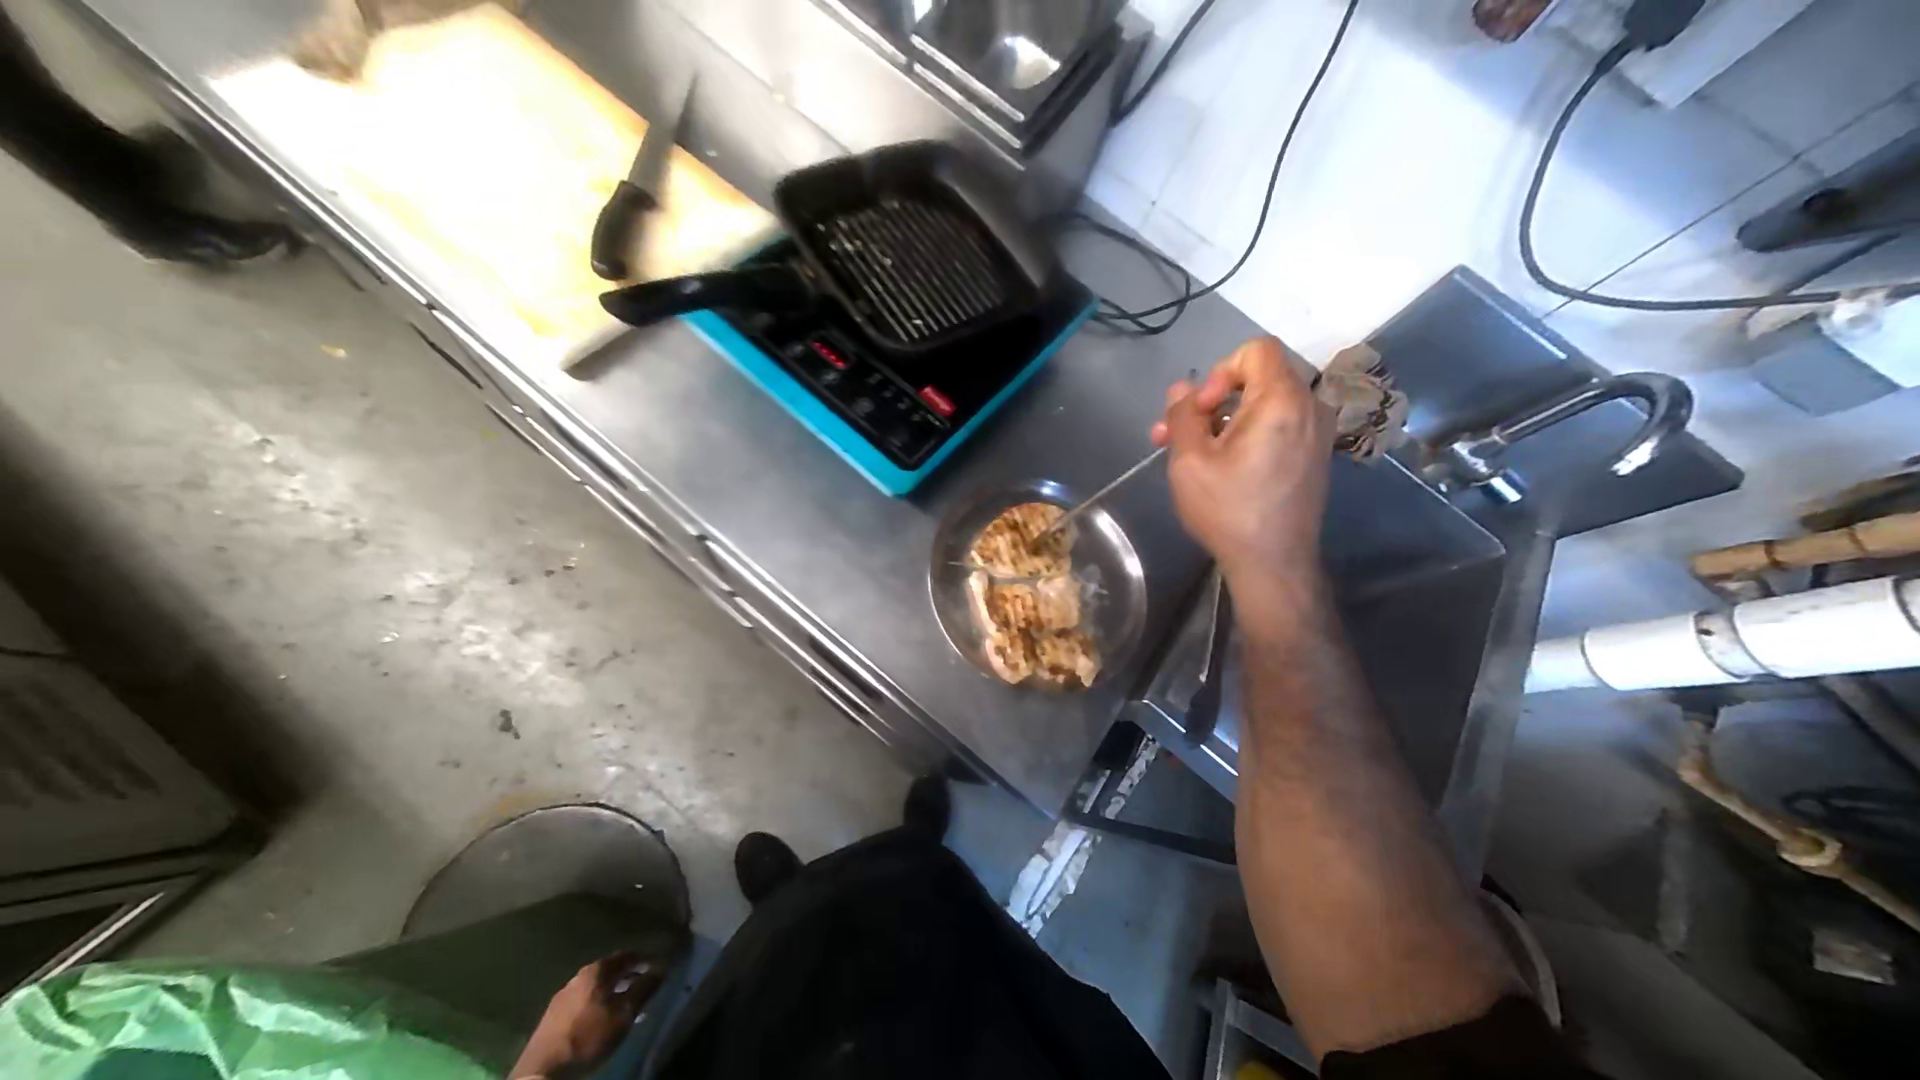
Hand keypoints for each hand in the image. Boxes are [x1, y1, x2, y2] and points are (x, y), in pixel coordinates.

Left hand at [509, 952, 664, 1079]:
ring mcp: (562, 996)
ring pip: (595, 987)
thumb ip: (644, 989)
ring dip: (612, 991)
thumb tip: (661, 969)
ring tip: (625, 1004)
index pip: (627, 955)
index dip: (645, 960)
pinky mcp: (552, 1016)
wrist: (543, 1071)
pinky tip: (601, 1018)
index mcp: (596, 970)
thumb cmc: (589, 1036)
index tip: (658, 968)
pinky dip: (597, 1003)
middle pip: (609, 970)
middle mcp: (578, 976)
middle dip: (628, 976)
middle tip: (644, 986)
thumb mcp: (624, 1014)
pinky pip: (583, 1001)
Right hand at [1151, 337, 1333, 593]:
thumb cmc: (1229, 510)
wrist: (1274, 564)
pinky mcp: (1312, 457)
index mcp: (1283, 401)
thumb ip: (1183, 415)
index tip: (1202, 410)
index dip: (1220, 370)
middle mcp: (1309, 408)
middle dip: (1212, 401)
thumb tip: (1182, 389)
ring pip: (1263, 406)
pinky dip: (1246, 435)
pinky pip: (1276, 427)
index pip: (1256, 350)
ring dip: (1222, 421)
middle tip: (1175, 434)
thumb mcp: (1189, 461)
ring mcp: (1315, 434)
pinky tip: (1219, 466)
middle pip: (1257, 379)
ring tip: (1188, 454)